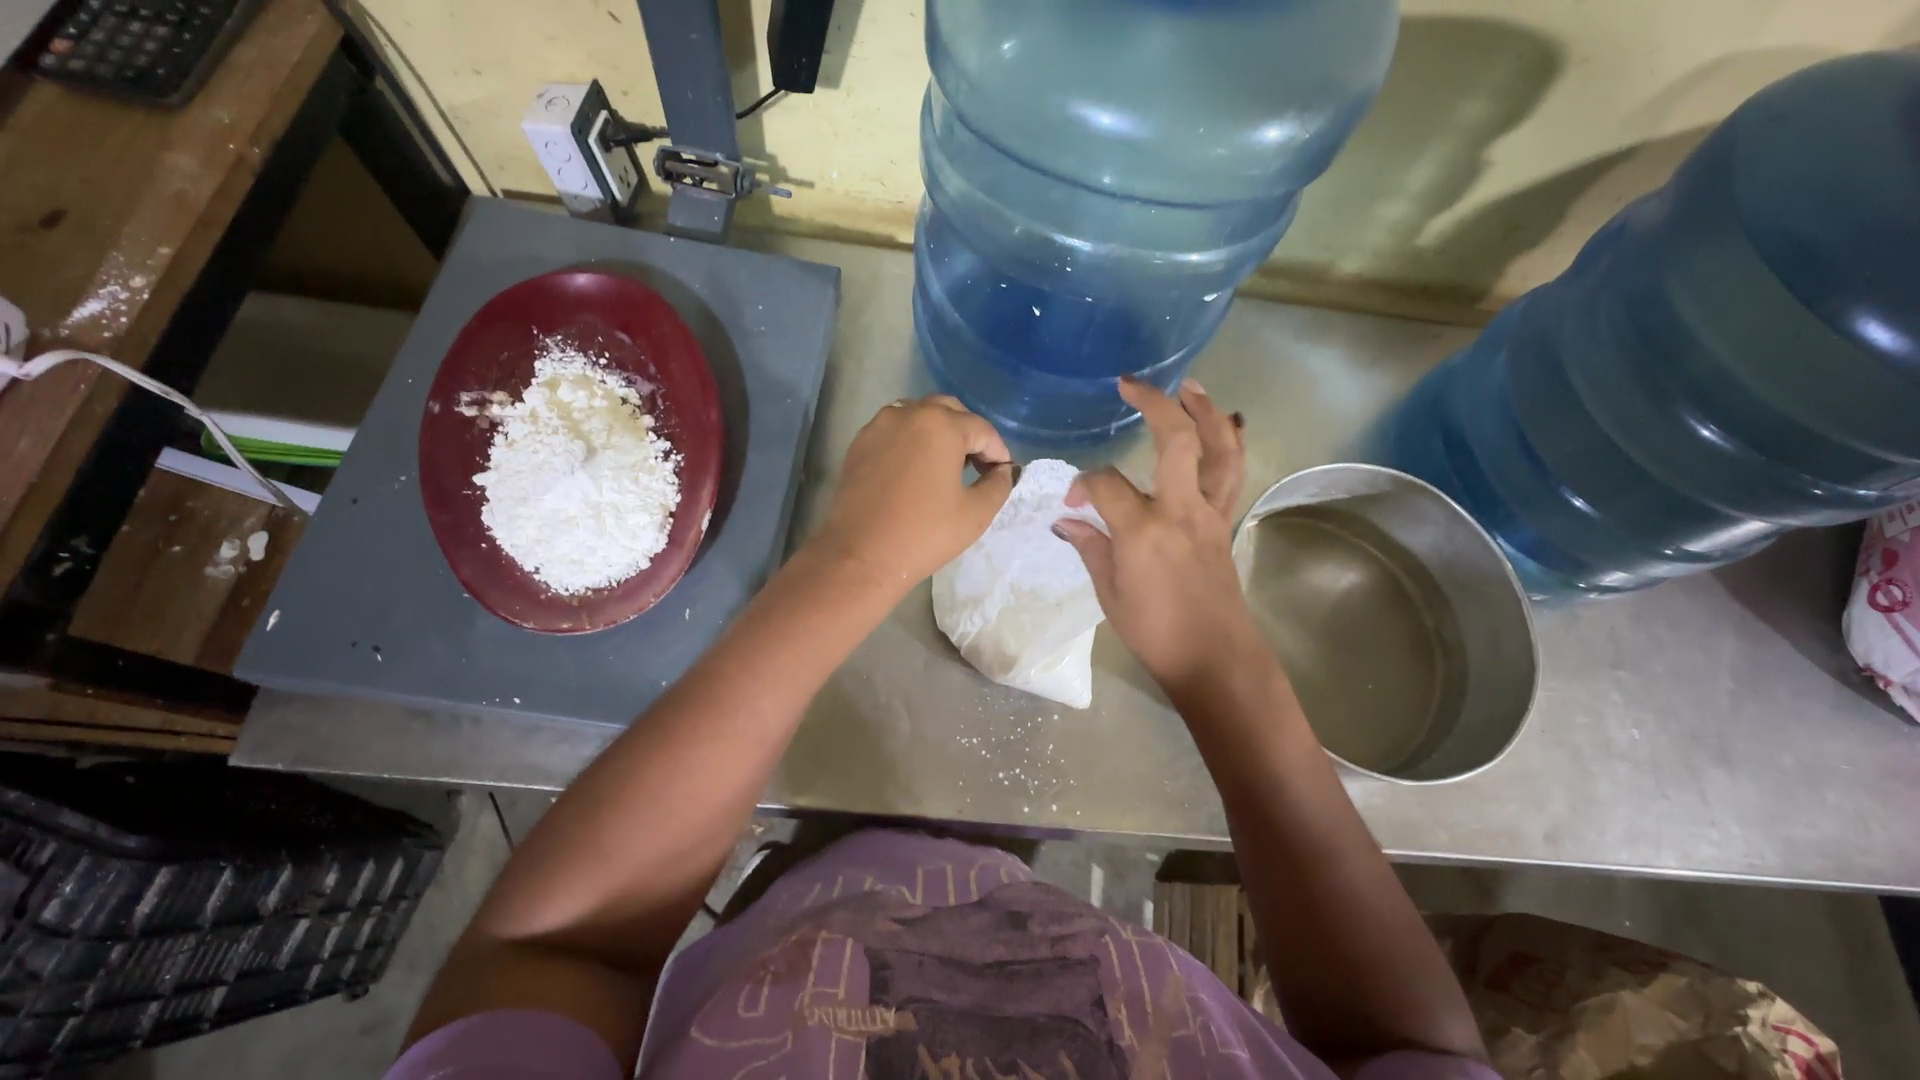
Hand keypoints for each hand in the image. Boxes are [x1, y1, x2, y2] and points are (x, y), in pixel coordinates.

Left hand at [806, 395, 1014, 593]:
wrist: (861, 555)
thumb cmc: (924, 534)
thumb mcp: (976, 513)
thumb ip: (998, 484)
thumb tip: (1003, 470)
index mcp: (941, 425)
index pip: (982, 429)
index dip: (998, 451)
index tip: (1001, 474)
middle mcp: (909, 414)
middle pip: (949, 411)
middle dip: (968, 434)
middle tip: (977, 465)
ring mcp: (879, 426)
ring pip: (918, 415)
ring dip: (938, 432)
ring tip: (946, 464)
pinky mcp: (859, 443)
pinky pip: (894, 430)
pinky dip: (911, 440)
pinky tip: (915, 470)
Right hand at [1054, 377, 1256, 693]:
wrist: (1213, 656)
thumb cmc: (1154, 631)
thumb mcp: (1109, 592)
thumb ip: (1091, 546)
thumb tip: (1069, 520)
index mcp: (1142, 531)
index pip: (1105, 483)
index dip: (1082, 484)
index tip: (1072, 502)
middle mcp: (1180, 510)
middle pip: (1175, 441)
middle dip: (1154, 404)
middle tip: (1131, 385)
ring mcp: (1209, 513)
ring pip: (1219, 449)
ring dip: (1205, 411)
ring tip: (1189, 386)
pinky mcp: (1225, 521)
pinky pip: (1232, 473)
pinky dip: (1231, 442)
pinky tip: (1227, 422)